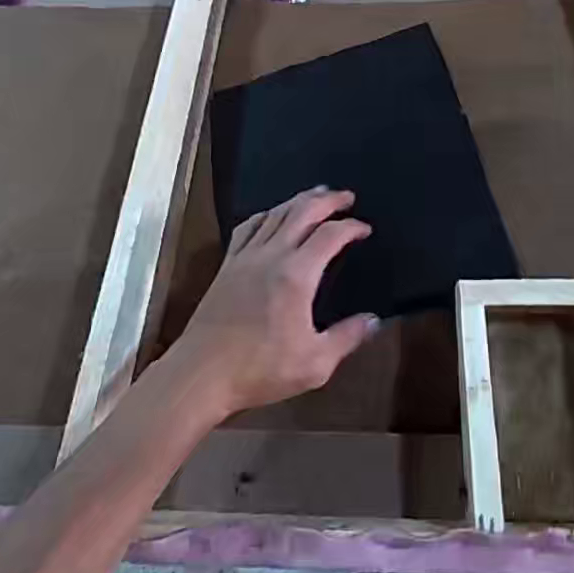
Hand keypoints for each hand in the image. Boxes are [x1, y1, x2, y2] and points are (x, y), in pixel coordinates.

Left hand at [159, 187, 377, 418]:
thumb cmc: (259, 369)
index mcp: (296, 275)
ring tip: (317, 196)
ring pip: (275, 214)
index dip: (351, 226)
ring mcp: (245, 258)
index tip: (365, 229)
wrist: (199, 376)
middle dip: (328, 200)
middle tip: (346, 197)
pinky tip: (272, 216)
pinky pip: (248, 227)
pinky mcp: (226, 266)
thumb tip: (374, 321)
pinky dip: (267, 214)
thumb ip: (347, 337)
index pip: (330, 235)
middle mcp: (271, 256)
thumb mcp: (315, 363)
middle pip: (302, 211)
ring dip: (300, 200)